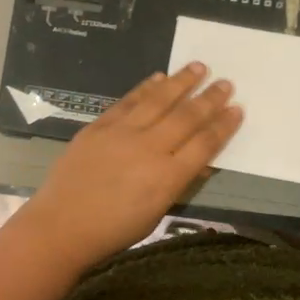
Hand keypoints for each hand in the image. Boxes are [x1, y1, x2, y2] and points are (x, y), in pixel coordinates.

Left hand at [12, 63, 242, 269]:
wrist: (61, 226)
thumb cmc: (113, 231)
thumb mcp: (155, 213)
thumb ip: (177, 183)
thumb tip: (198, 161)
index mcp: (167, 178)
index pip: (204, 144)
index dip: (223, 125)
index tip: (237, 109)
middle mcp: (149, 149)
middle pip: (186, 117)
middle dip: (209, 98)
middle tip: (227, 82)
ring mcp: (122, 134)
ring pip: (158, 101)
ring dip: (181, 82)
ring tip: (198, 67)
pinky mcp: (99, 127)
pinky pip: (128, 101)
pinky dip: (145, 88)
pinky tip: (158, 77)